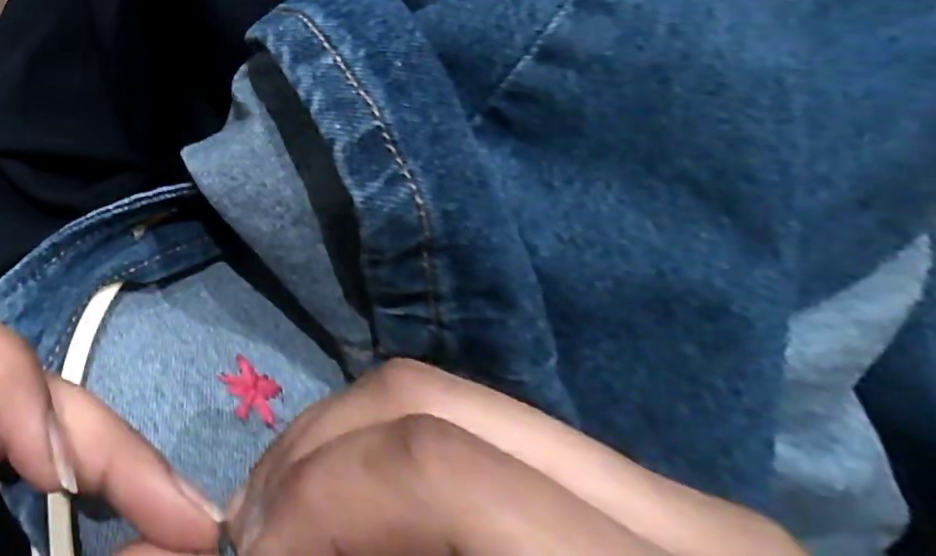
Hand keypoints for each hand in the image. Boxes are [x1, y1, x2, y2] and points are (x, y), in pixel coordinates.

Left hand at [0, 297, 223, 555]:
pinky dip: (97, 483)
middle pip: (13, 382)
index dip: (8, 375)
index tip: (63, 476)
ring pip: (38, 414)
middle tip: (190, 521)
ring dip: (114, 457)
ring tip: (179, 515)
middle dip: (106, 441)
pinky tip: (136, 516)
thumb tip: (180, 545)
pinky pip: (38, 462)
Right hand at [130, 359, 801, 555]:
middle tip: (254, 530)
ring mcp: (668, 495)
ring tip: (291, 516)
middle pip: (425, 396)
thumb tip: (270, 554)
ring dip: (338, 446)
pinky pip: (477, 435)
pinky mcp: (645, 500)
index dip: (317, 495)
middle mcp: (681, 517)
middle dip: (308, 452)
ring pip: (441, 395)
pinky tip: (361, 519)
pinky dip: (390, 464)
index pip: (440, 469)